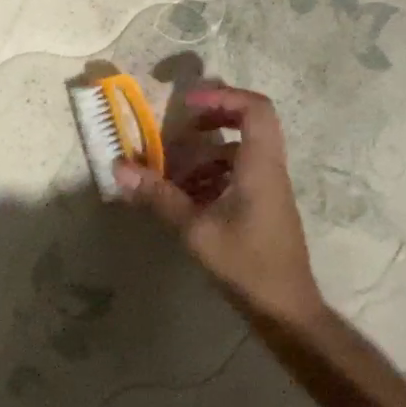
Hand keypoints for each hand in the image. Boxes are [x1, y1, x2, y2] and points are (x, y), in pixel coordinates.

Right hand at [113, 85, 325, 323]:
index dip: (222, 95)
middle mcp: (268, 171)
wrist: (286, 311)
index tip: (187, 103)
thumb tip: (119, 168)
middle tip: (178, 130)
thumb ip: (158, 196)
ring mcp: (268, 190)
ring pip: (238, 153)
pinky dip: (210, 176)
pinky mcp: (263, 208)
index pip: (255, 109)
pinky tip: (185, 198)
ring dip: (203, 155)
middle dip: (211, 120)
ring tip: (171, 174)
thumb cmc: (246, 265)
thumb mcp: (195, 230)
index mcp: (260, 167)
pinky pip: (237, 175)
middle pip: (249, 123)